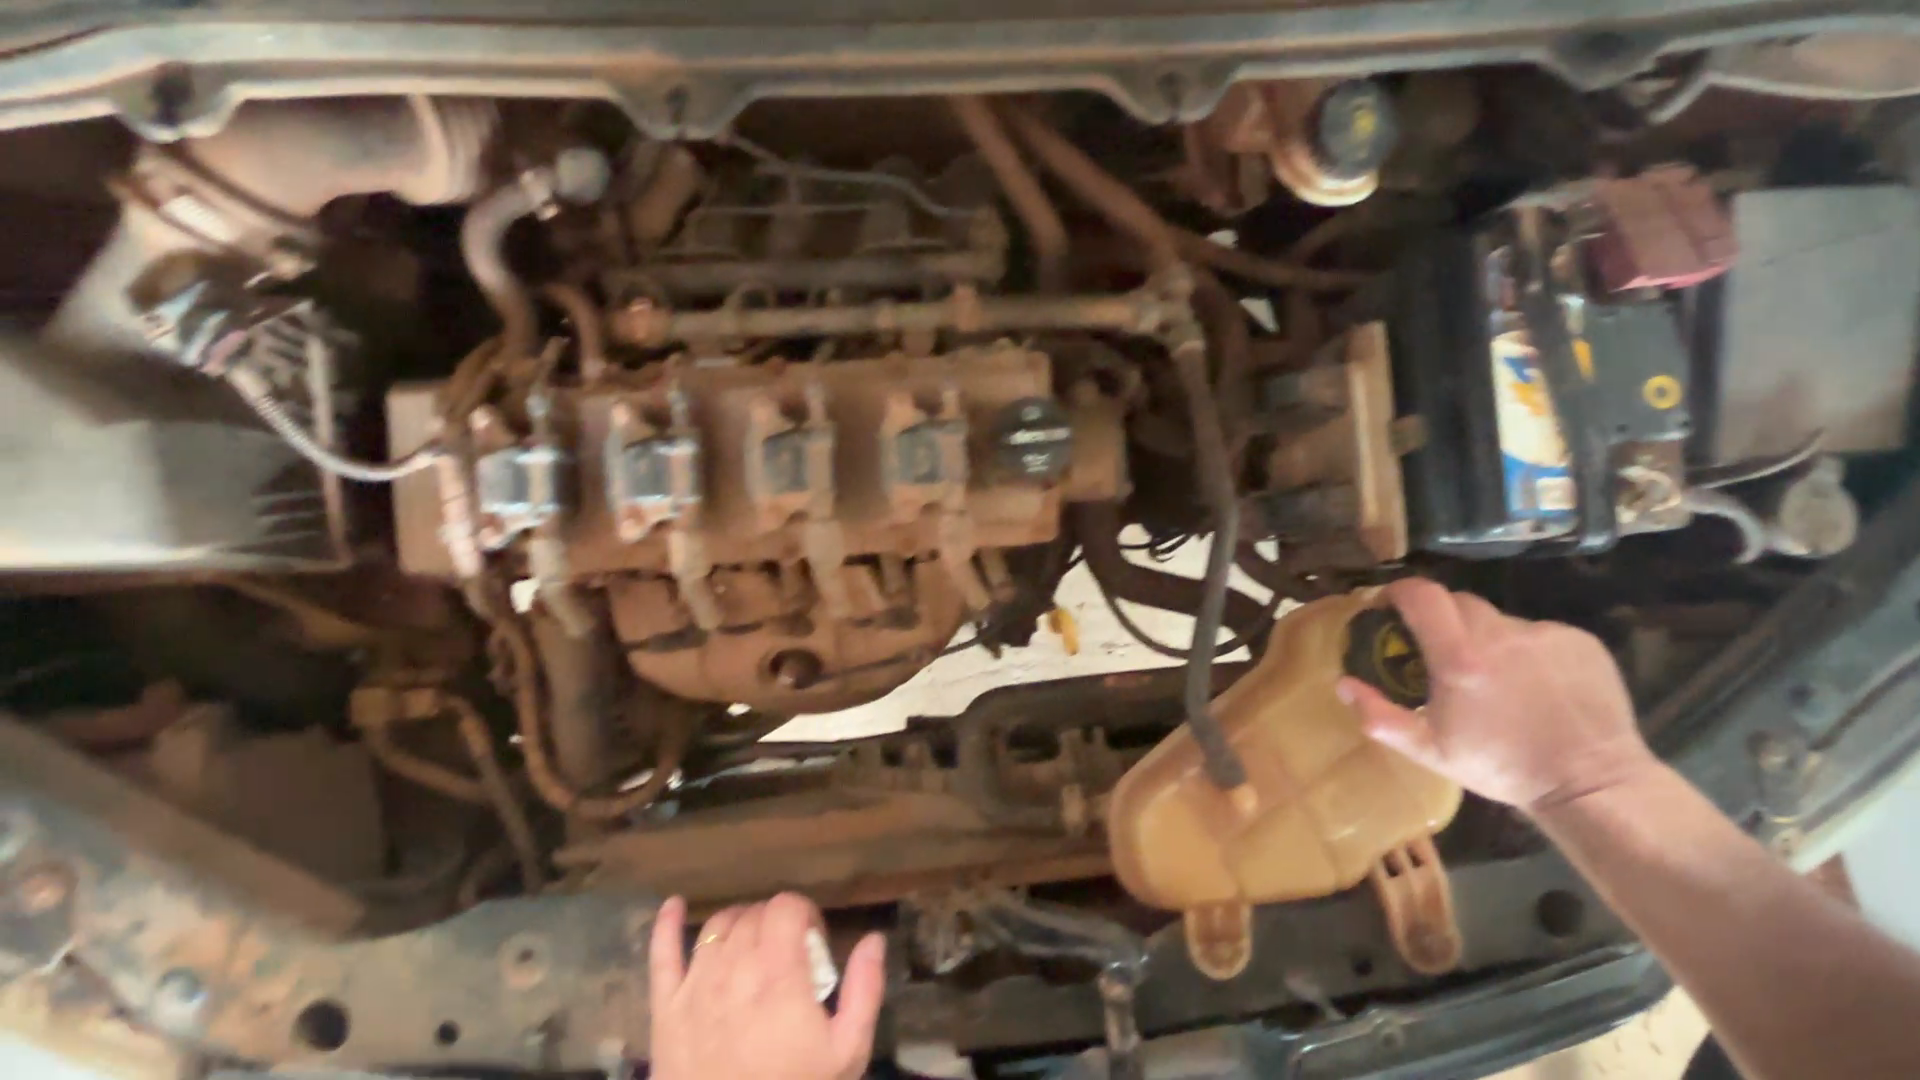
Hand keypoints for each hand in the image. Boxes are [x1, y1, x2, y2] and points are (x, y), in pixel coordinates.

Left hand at [648, 892, 886, 1079]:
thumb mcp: (847, 1051)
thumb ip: (865, 990)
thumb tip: (874, 939)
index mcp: (779, 973)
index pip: (787, 906)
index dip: (804, 913)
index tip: (814, 939)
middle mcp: (734, 968)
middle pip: (754, 913)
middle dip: (776, 920)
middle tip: (789, 950)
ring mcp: (695, 987)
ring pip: (717, 927)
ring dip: (740, 923)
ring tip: (754, 943)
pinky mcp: (665, 1009)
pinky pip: (662, 956)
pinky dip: (666, 925)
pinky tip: (674, 905)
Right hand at [1336, 578, 1658, 812]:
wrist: (1593, 784)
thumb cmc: (1502, 768)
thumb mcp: (1431, 751)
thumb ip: (1380, 717)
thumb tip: (1343, 684)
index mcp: (1460, 658)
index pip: (1421, 595)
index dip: (1398, 591)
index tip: (1388, 605)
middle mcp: (1501, 635)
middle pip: (1457, 601)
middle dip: (1438, 616)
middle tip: (1435, 647)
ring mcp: (1544, 635)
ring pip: (1498, 619)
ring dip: (1482, 636)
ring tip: (1490, 673)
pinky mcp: (1580, 641)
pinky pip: (1536, 632)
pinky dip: (1523, 649)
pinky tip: (1531, 682)